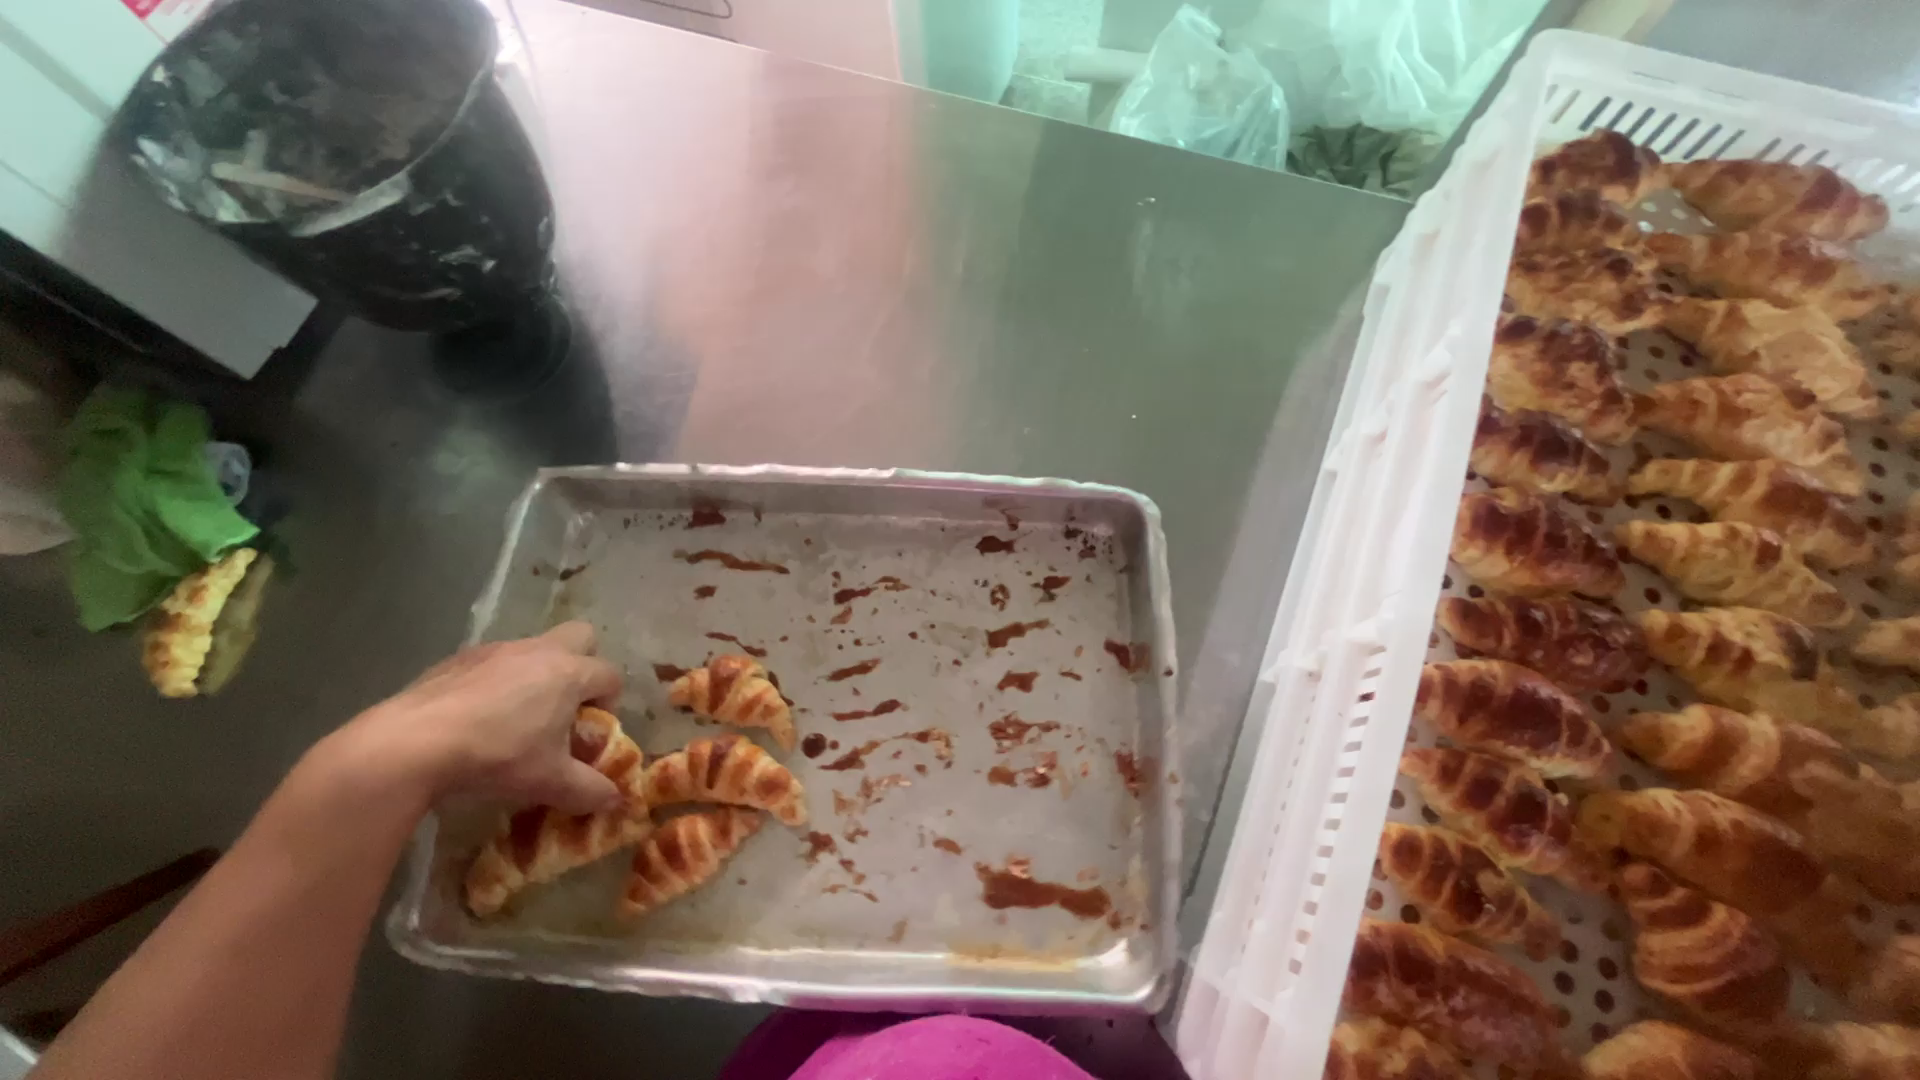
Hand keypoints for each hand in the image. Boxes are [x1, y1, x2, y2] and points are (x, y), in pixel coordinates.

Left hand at [344, 622, 625, 813]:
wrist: (410, 745)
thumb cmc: (497, 756)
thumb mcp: (550, 782)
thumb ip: (590, 790)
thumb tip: (615, 800)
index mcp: (570, 673)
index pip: (610, 676)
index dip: (609, 704)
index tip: (589, 733)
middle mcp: (539, 651)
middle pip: (581, 636)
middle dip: (583, 665)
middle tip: (565, 706)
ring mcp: (496, 650)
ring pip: (534, 649)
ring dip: (537, 675)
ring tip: (515, 718)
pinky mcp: (458, 658)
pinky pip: (493, 662)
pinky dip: (496, 682)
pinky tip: (475, 718)